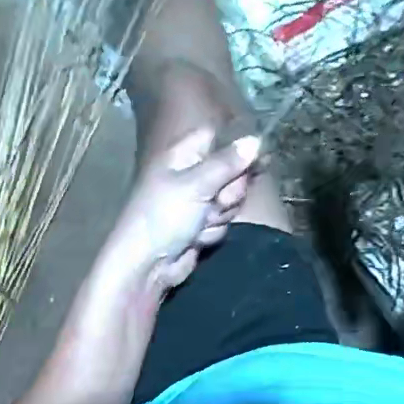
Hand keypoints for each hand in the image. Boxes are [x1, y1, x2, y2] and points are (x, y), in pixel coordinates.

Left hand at [100, 128, 261, 295]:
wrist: (147, 265)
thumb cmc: (164, 216)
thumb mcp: (197, 184)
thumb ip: (228, 163)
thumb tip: (256, 140)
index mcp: (183, 155)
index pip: (217, 138)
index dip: (236, 148)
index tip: (254, 160)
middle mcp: (191, 175)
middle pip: (232, 171)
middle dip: (230, 191)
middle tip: (215, 202)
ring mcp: (197, 202)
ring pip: (231, 200)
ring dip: (220, 215)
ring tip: (200, 224)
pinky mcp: (201, 226)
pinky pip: (223, 222)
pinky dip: (212, 232)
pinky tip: (196, 239)